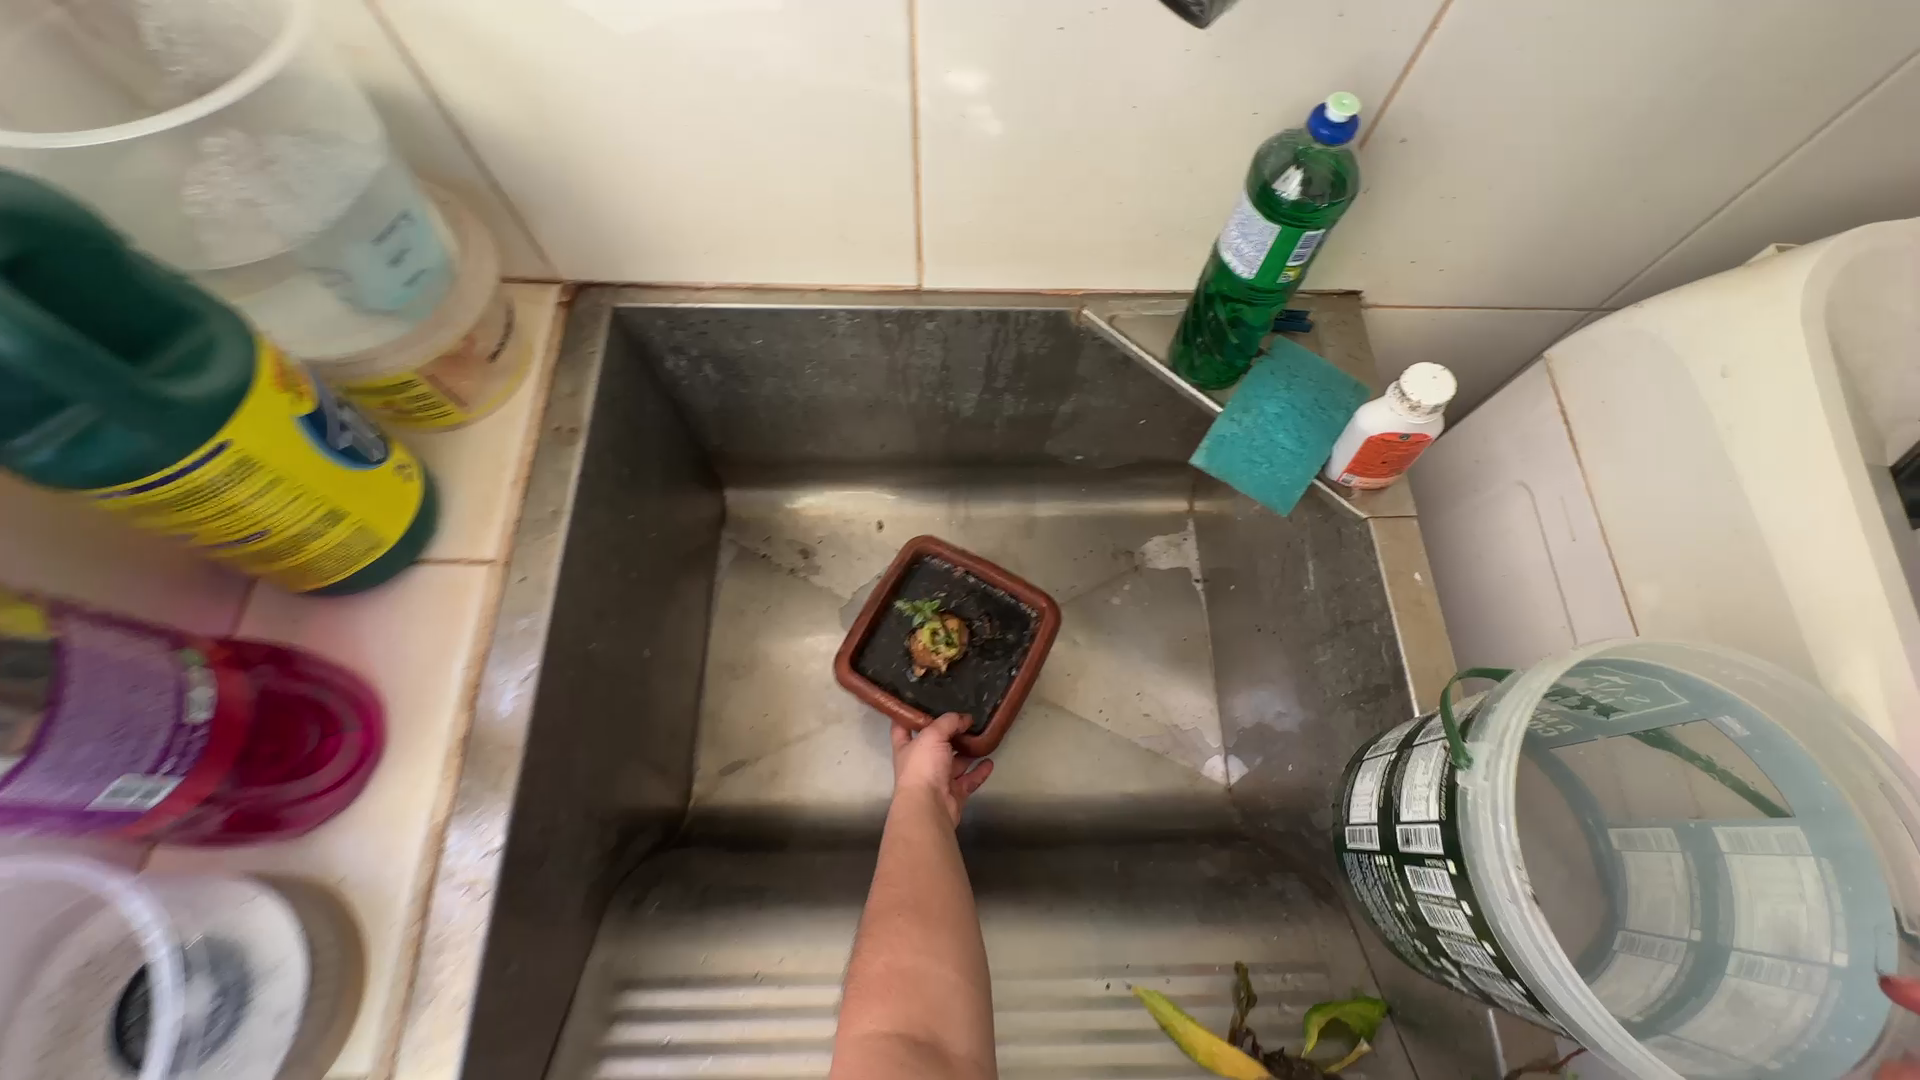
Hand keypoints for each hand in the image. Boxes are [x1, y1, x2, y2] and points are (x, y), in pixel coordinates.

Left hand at [890, 712, 993, 825]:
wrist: (929, 807)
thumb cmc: (923, 766)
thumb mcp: (933, 735)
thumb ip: (948, 722)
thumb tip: (964, 718)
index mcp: (906, 747)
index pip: (902, 727)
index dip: (909, 715)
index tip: (921, 702)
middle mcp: (920, 763)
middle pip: (935, 745)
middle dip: (949, 734)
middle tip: (965, 719)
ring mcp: (937, 780)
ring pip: (954, 763)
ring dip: (967, 752)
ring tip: (981, 737)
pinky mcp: (953, 794)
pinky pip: (968, 780)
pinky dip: (979, 772)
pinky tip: (989, 762)